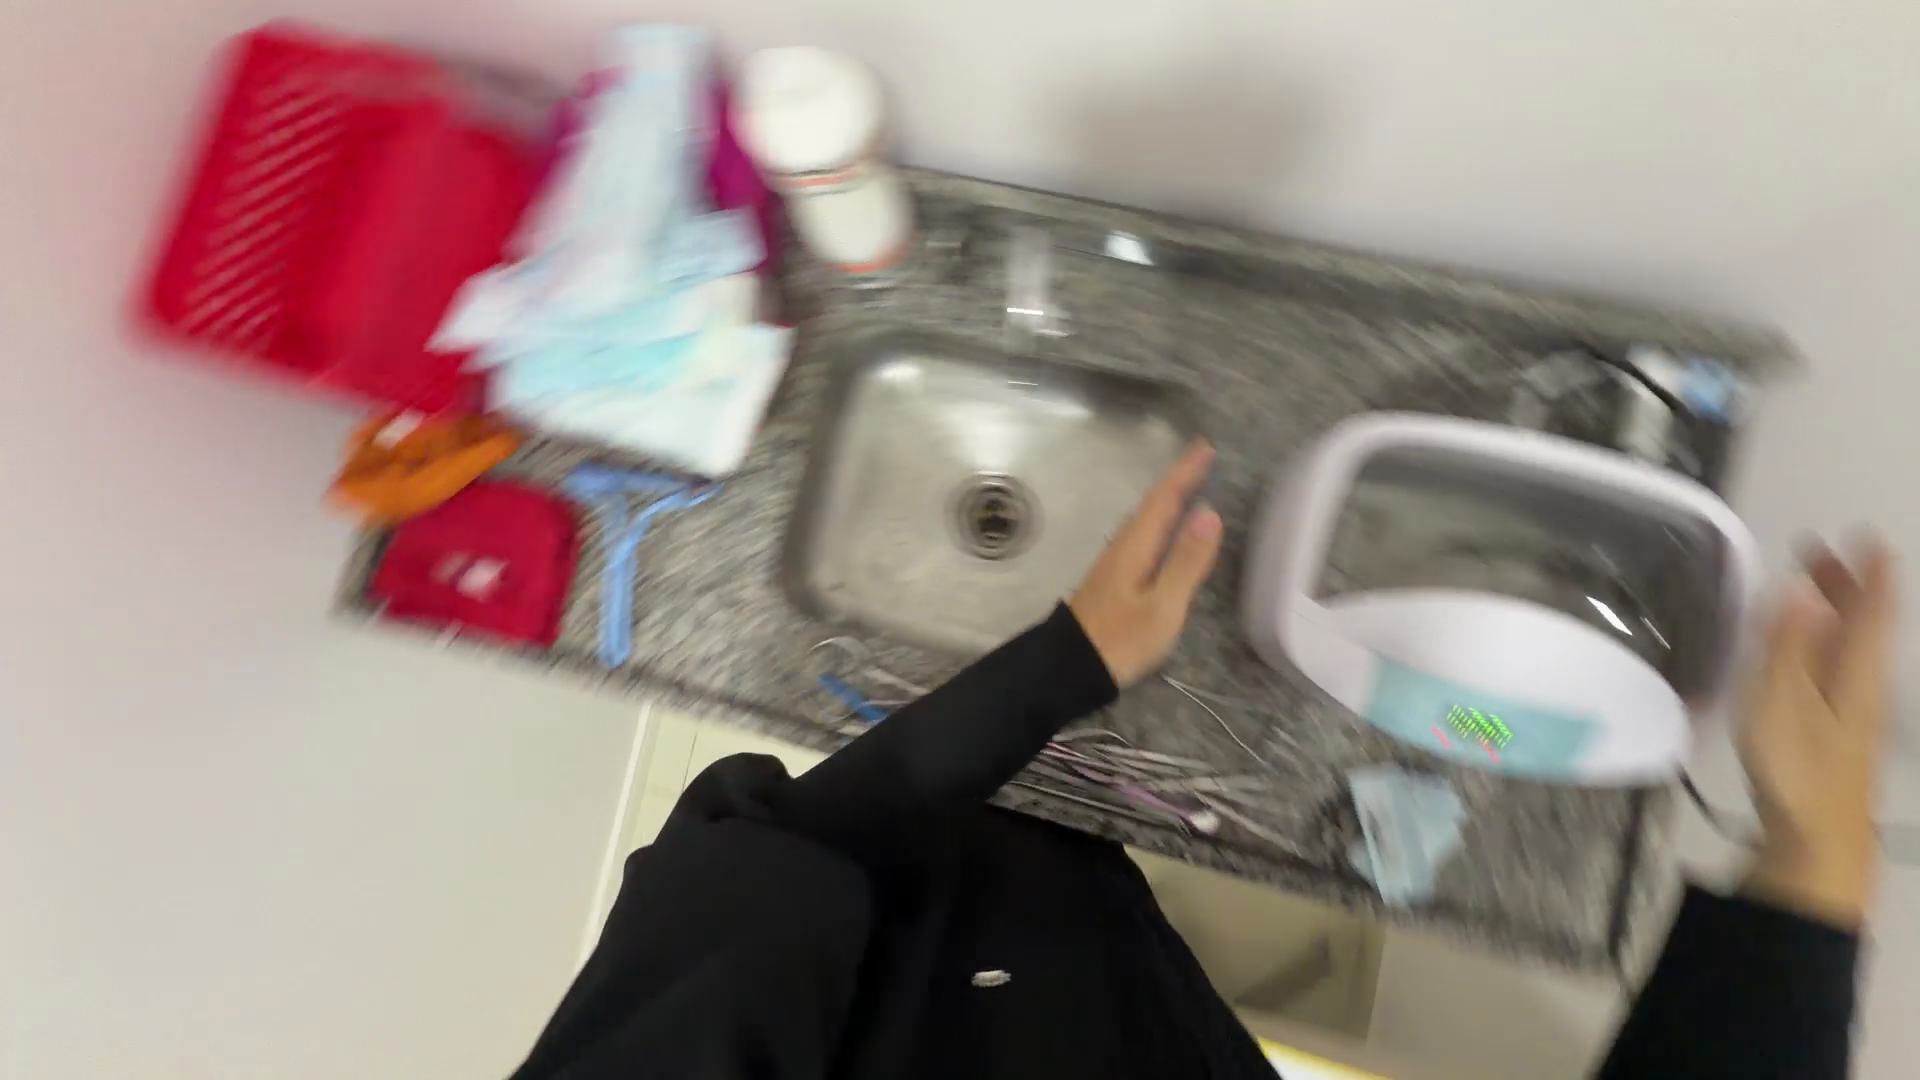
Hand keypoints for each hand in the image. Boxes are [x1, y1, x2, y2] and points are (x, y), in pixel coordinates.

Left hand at [1068, 439, 1222, 687]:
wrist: (1071, 666)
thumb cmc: (1121, 639)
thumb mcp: (1163, 605)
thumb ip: (1186, 561)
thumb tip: (1209, 513)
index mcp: (1136, 546)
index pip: (1164, 498)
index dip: (1184, 471)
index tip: (1204, 445)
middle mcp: (1123, 546)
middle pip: (1153, 504)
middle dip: (1178, 479)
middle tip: (1202, 458)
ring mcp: (1115, 562)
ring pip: (1145, 519)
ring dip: (1167, 499)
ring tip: (1189, 485)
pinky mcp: (1114, 578)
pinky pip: (1142, 535)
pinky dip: (1159, 521)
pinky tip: (1164, 531)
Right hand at [1738, 538, 1896, 928]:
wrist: (1816, 827)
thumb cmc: (1796, 763)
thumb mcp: (1781, 700)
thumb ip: (1788, 647)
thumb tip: (1802, 595)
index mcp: (1853, 672)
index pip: (1870, 613)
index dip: (1867, 574)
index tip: (1860, 538)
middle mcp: (1861, 681)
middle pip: (1864, 625)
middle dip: (1847, 585)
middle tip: (1821, 552)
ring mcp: (1851, 703)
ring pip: (1852, 643)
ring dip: (1835, 610)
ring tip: (1812, 586)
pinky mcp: (1835, 720)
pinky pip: (1835, 662)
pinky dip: (1822, 638)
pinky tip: (1804, 643)